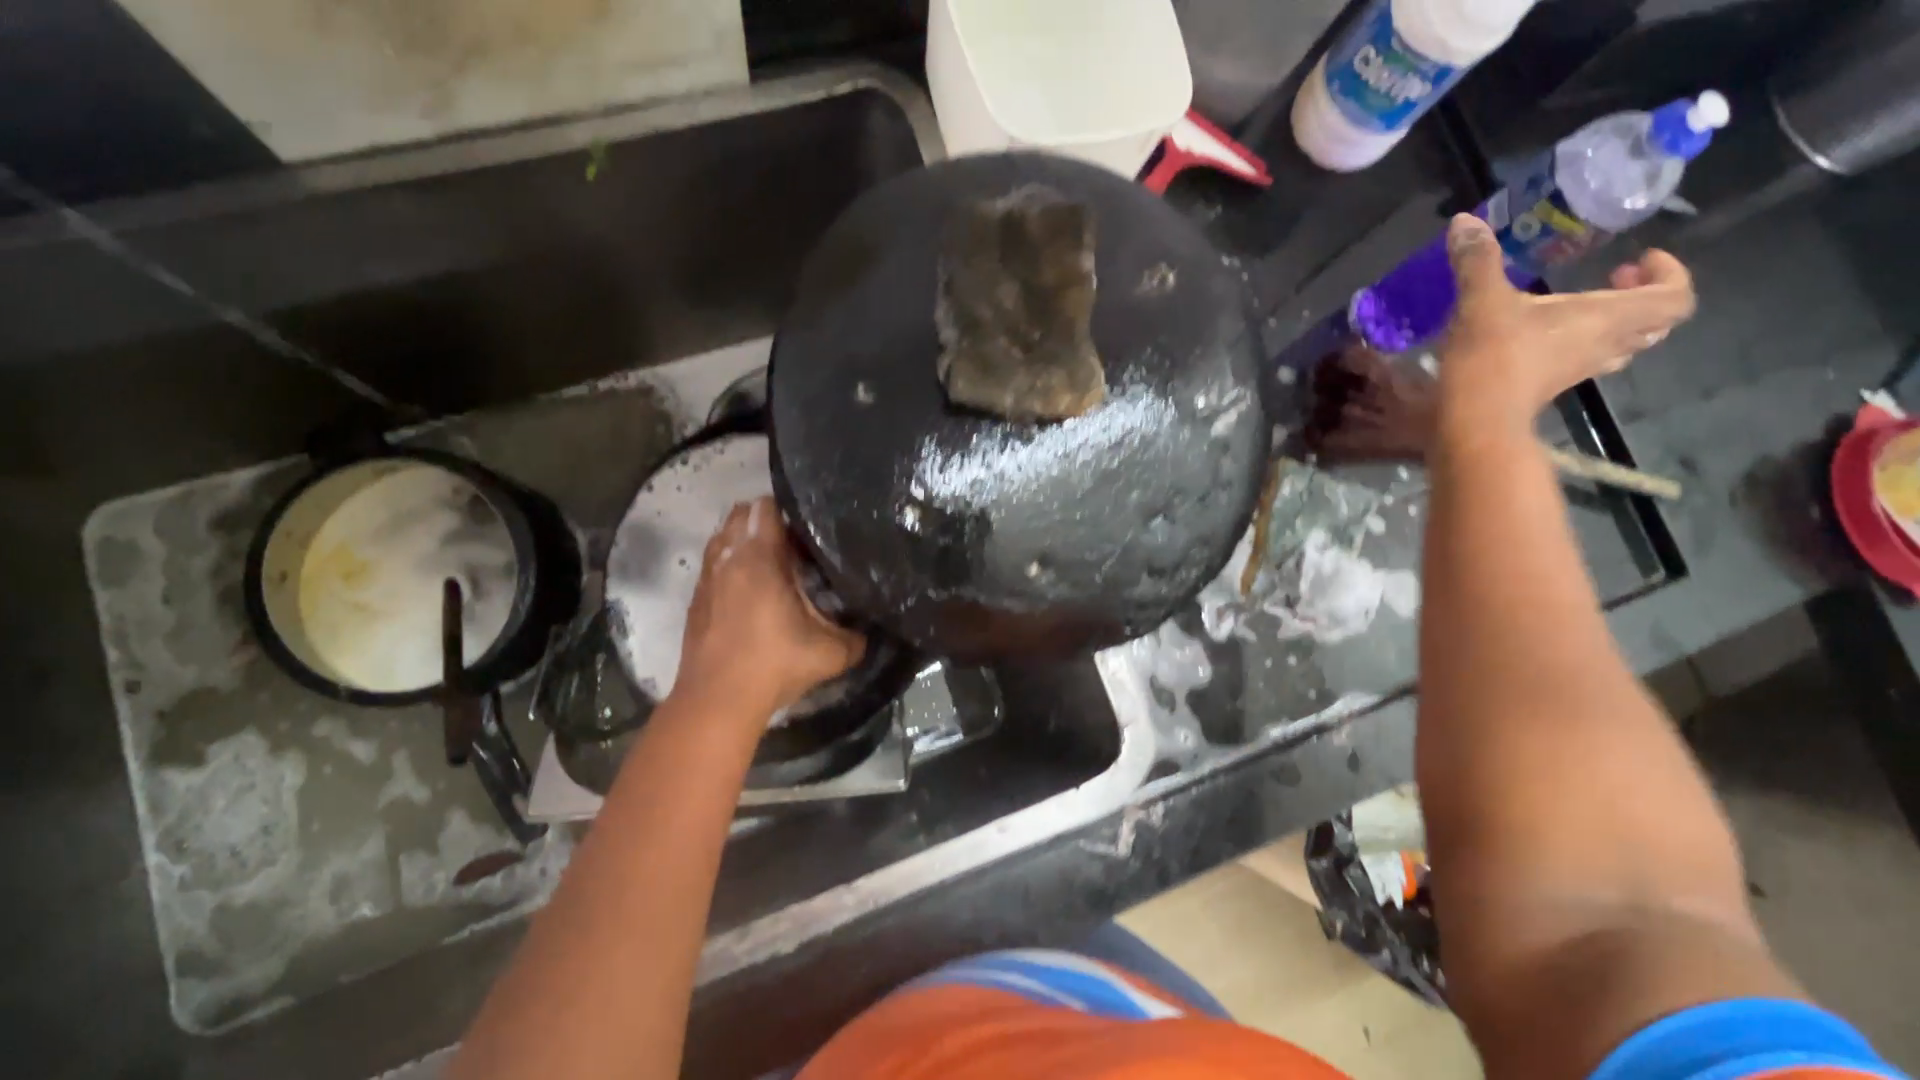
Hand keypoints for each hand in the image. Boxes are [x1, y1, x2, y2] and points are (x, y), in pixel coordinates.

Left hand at [673, 497, 866, 719]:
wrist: (717, 700)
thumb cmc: (774, 666)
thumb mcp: (831, 654)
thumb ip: (856, 637)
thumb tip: (871, 630)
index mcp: (760, 558)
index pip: (767, 507)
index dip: (789, 510)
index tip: (810, 527)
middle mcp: (729, 558)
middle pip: (742, 515)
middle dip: (765, 521)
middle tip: (794, 543)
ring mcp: (707, 578)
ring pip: (723, 538)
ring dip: (745, 542)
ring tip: (772, 564)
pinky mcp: (696, 599)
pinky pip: (714, 564)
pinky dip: (730, 565)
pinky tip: (751, 592)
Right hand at [1438, 213, 1695, 434]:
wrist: (1474, 422)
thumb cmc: (1493, 357)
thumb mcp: (1481, 300)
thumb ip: (1477, 260)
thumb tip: (1464, 222)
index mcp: (1607, 318)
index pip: (1675, 298)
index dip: (1670, 274)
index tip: (1637, 259)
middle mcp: (1605, 344)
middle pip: (1654, 323)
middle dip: (1642, 295)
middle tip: (1614, 276)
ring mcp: (1580, 369)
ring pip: (1623, 343)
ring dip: (1615, 321)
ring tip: (1580, 303)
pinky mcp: (1553, 386)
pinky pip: (1588, 358)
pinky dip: (1581, 340)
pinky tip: (1542, 330)